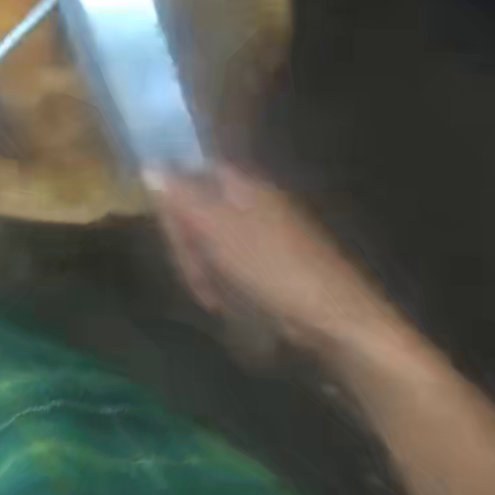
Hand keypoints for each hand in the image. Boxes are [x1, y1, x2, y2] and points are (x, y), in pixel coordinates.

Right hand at [154, 163, 404, 358]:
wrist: (346, 328)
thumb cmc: (273, 270)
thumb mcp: (214, 230)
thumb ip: (178, 196)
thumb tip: (147, 166)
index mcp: (243, 186)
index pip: (190, 171)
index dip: (171, 193)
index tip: (165, 225)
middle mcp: (256, 201)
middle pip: (198, 206)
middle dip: (186, 240)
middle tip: (191, 272)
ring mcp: (270, 233)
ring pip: (213, 238)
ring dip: (202, 265)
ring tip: (209, 295)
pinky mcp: (279, 264)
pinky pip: (234, 260)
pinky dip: (223, 278)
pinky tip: (226, 301)